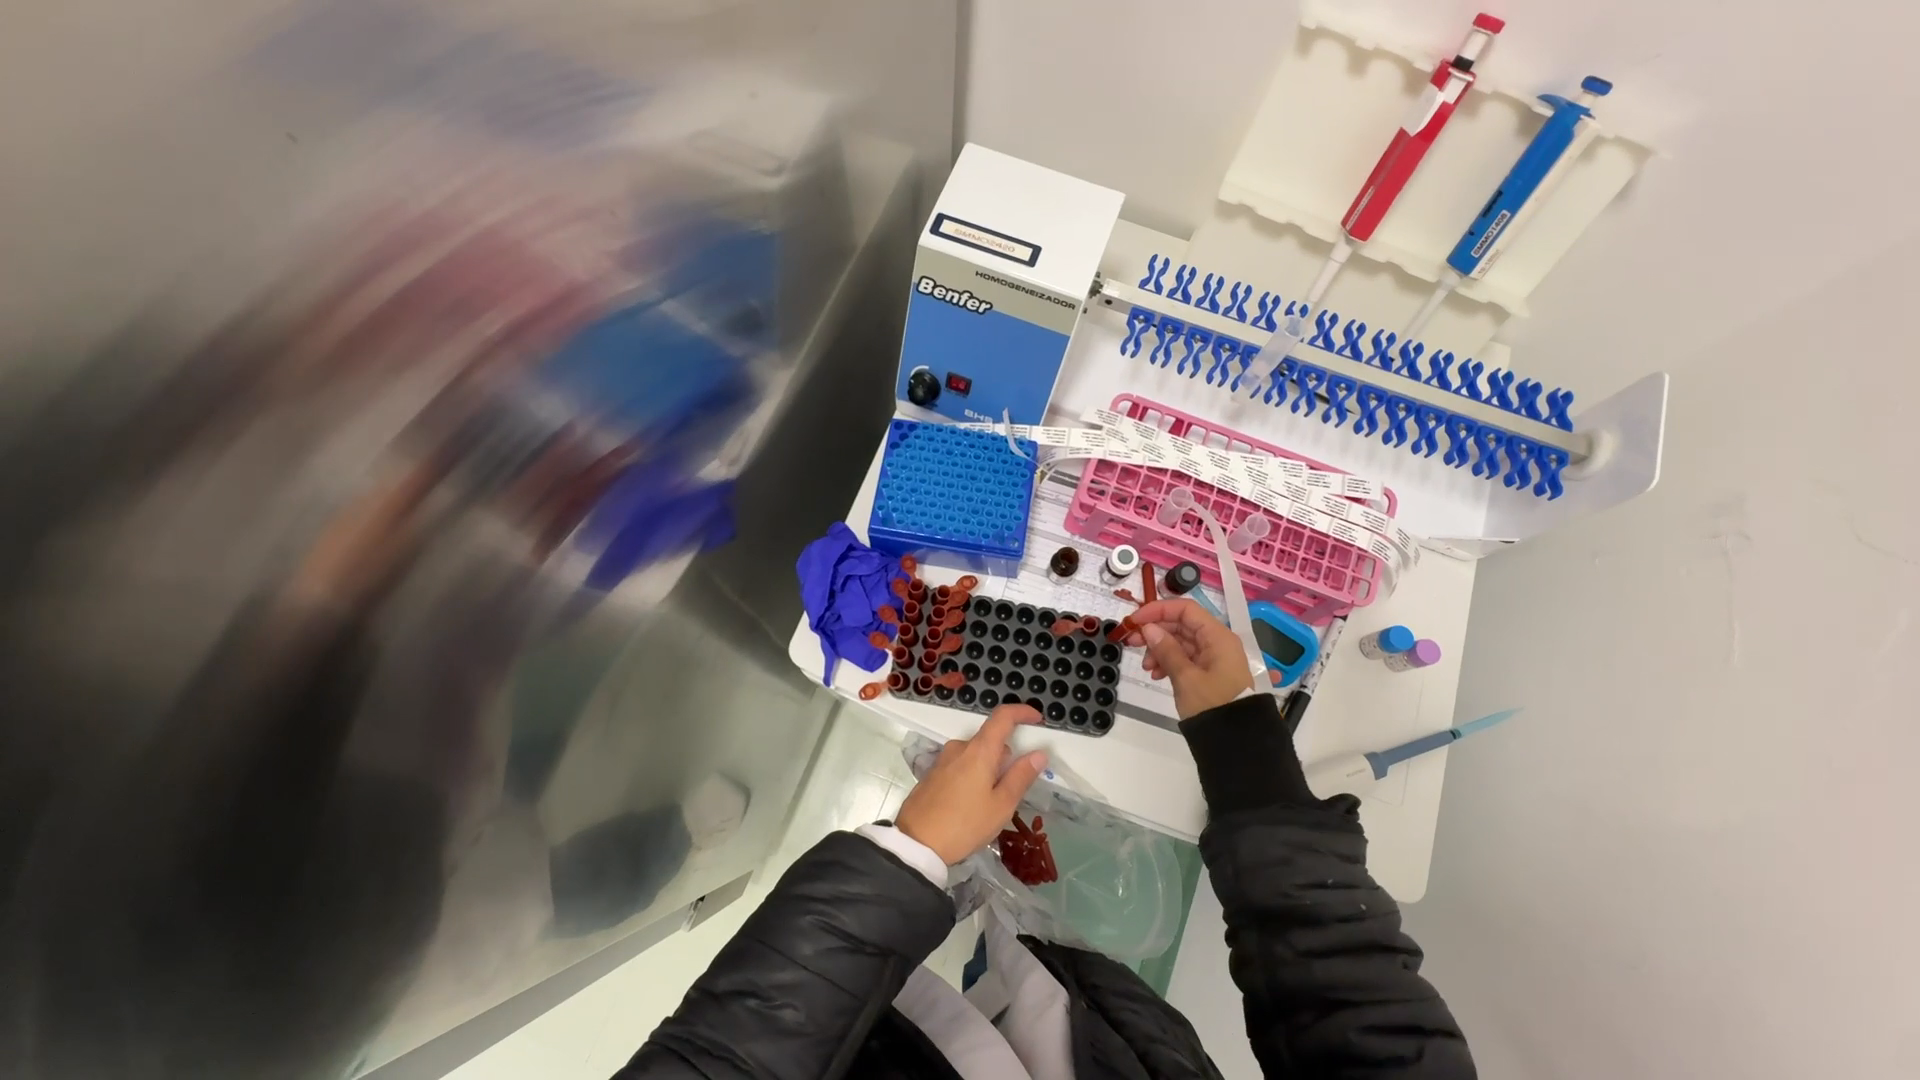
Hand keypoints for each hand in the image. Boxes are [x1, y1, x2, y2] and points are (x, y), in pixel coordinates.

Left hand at [895, 705, 1048, 864]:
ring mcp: (943, 759)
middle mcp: (959, 747)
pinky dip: (973, 776)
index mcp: (979, 750)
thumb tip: (1038, 753)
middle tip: (1011, 792)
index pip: (1003, 716)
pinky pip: (961, 765)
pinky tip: (969, 806)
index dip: (1022, 712)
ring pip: (976, 755)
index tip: (1037, 719)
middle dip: (1006, 759)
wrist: (916, 843)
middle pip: (991, 741)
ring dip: (989, 770)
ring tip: (989, 805)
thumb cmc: (964, 824)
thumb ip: (1021, 776)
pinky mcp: (932, 773)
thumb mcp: (1001, 805)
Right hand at [1124, 598, 1252, 719]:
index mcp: (1217, 636)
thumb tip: (1149, 628)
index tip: (1135, 621)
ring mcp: (1214, 658)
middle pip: (1182, 625)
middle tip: (1132, 643)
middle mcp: (1217, 642)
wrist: (1237, 740)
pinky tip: (1157, 674)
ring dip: (1160, 649)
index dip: (1158, 610)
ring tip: (1147, 668)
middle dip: (1156, 632)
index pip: (1185, 609)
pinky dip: (1169, 662)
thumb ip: (1166, 650)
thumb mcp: (1185, 677)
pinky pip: (1186, 658)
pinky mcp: (1210, 672)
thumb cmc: (1212, 705)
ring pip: (1181, 642)